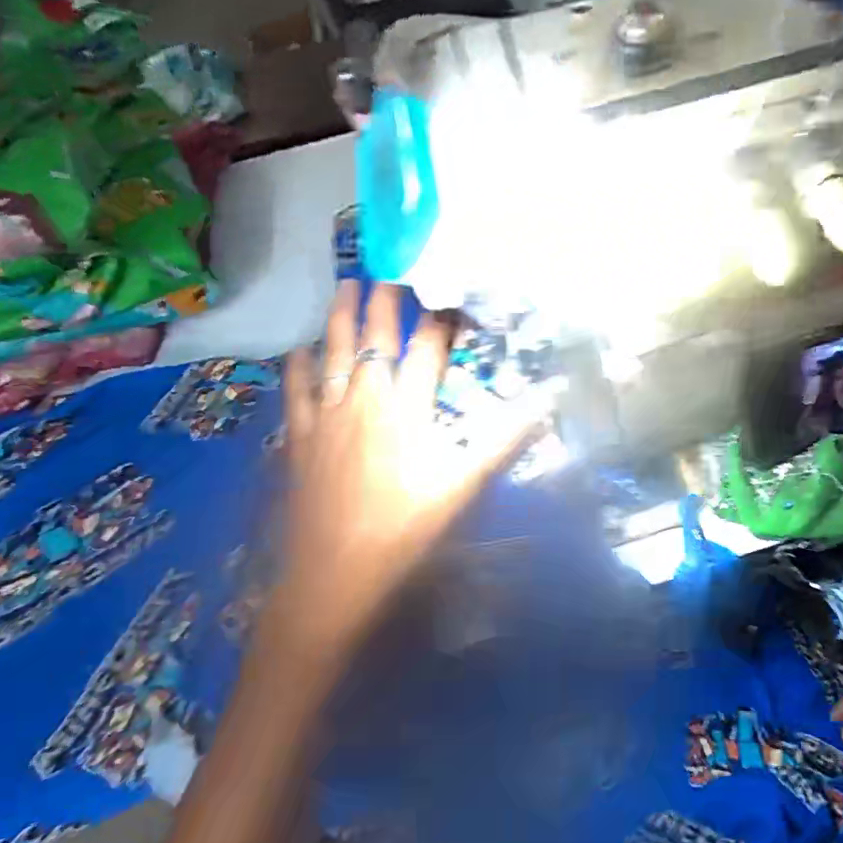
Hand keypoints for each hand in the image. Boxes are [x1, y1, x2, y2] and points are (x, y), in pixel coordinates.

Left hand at [272, 280, 542, 655]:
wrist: (335, 574)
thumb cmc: (405, 530)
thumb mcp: (462, 487)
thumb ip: (502, 441)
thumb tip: (545, 404)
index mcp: (407, 409)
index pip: (428, 349)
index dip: (440, 318)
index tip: (448, 291)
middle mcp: (365, 400)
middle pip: (375, 338)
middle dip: (384, 301)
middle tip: (388, 269)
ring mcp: (327, 416)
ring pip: (332, 352)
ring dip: (339, 317)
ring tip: (344, 285)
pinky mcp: (301, 438)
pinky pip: (296, 391)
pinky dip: (298, 365)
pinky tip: (298, 350)